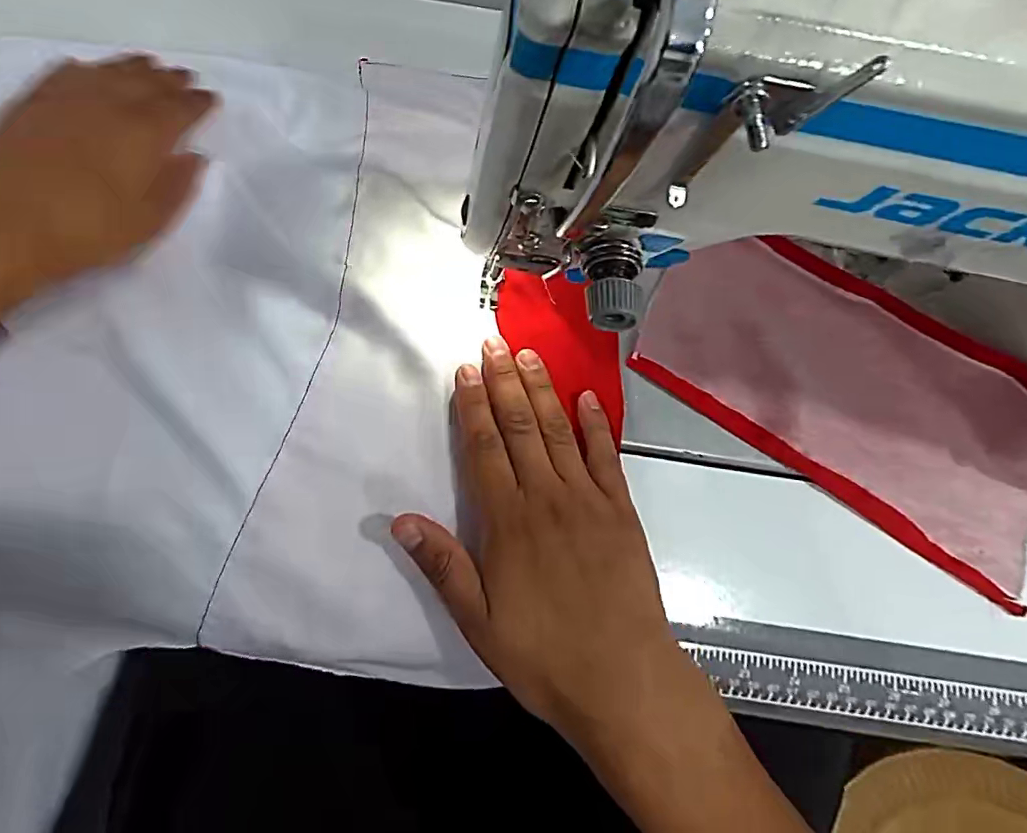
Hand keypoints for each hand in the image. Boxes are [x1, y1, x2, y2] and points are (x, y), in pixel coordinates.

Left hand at [0, 55, 212, 328]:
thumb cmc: (83, 233)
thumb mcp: (146, 223)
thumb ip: (176, 186)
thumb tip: (193, 156)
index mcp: (145, 132)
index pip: (181, 107)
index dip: (199, 103)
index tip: (210, 99)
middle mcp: (109, 104)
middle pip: (148, 82)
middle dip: (171, 80)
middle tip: (184, 79)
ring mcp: (66, 98)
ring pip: (109, 70)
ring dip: (134, 68)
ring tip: (148, 67)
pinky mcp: (31, 103)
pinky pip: (66, 72)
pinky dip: (87, 68)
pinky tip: (88, 71)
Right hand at [391, 337, 708, 752]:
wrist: (625, 681)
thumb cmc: (544, 656)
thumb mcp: (479, 623)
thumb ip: (443, 566)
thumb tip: (400, 520)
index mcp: (508, 522)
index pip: (485, 450)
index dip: (473, 407)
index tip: (465, 371)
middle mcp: (547, 498)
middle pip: (521, 428)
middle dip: (504, 383)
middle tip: (493, 343)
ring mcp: (588, 500)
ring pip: (560, 431)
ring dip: (543, 390)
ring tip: (529, 356)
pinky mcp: (621, 511)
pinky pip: (606, 457)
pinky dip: (596, 424)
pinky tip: (587, 397)